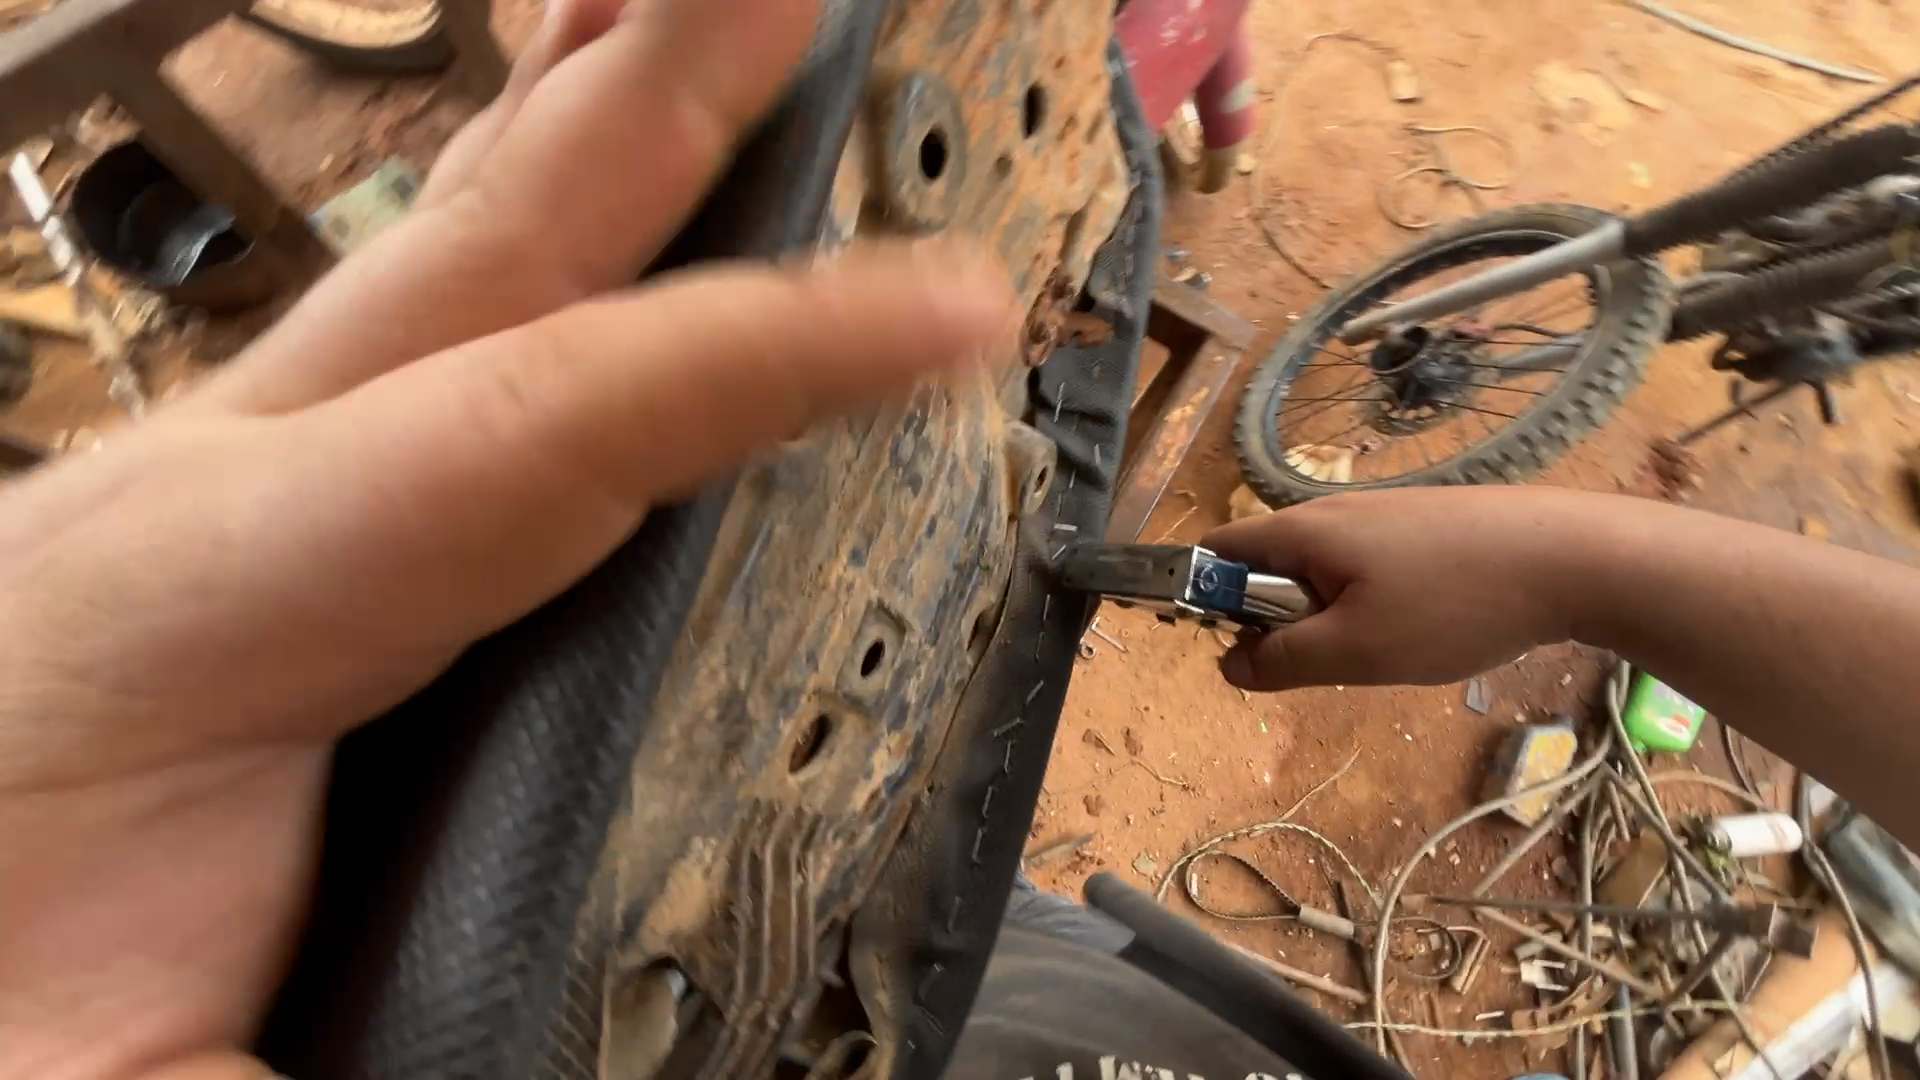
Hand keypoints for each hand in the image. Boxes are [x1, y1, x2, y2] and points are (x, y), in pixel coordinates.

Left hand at [0, 1, 1012, 1075]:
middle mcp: (258, 477)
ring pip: (472, 260)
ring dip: (603, 136)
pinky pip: (471, 354)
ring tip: (711, 35)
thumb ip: (331, 1030)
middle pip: (499, 239)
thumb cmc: (13, 1018)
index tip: (963, 310)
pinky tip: (614, 224)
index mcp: (224, 590)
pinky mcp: (317, 514)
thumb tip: (617, 1021)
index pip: (580, 415)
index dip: (791, 349)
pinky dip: (558, 261)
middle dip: (657, 92)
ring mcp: (287, 475)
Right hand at [1202, 487, 1600, 690]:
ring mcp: (1381, 512)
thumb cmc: (1453, 604)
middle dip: (1275, 613)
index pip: (1218, 549)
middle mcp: (1331, 511)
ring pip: (1319, 567)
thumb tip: (1229, 667)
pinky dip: (1366, 597)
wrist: (1580, 557)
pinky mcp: (1422, 522)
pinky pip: (1364, 562)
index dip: (1209, 594)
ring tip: (1378, 645)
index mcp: (1301, 531)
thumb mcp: (1356, 650)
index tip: (1241, 640)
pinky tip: (1420, 622)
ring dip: (1324, 611)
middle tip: (1321, 656)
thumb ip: (1282, 661)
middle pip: (1268, 561)